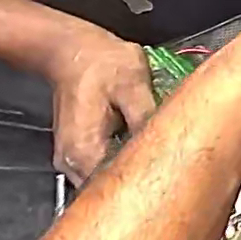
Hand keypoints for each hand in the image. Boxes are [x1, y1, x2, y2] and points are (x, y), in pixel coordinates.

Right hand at [40, 24, 156, 182]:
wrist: (73, 50)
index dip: (141, 186)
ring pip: (105, 176)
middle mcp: (72, 162)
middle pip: (107, 188)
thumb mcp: (133, 84)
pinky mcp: (80, 147)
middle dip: (138, 181)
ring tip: (158, 155)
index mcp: (85, 150)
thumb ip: (146, 116)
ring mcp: (74, 156)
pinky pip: (103, 163)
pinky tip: (140, 144)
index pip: (113, 189)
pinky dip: (121, 158)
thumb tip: (164, 141)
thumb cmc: (101, 63)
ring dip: (129, 169)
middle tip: (168, 168)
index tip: (167, 176)